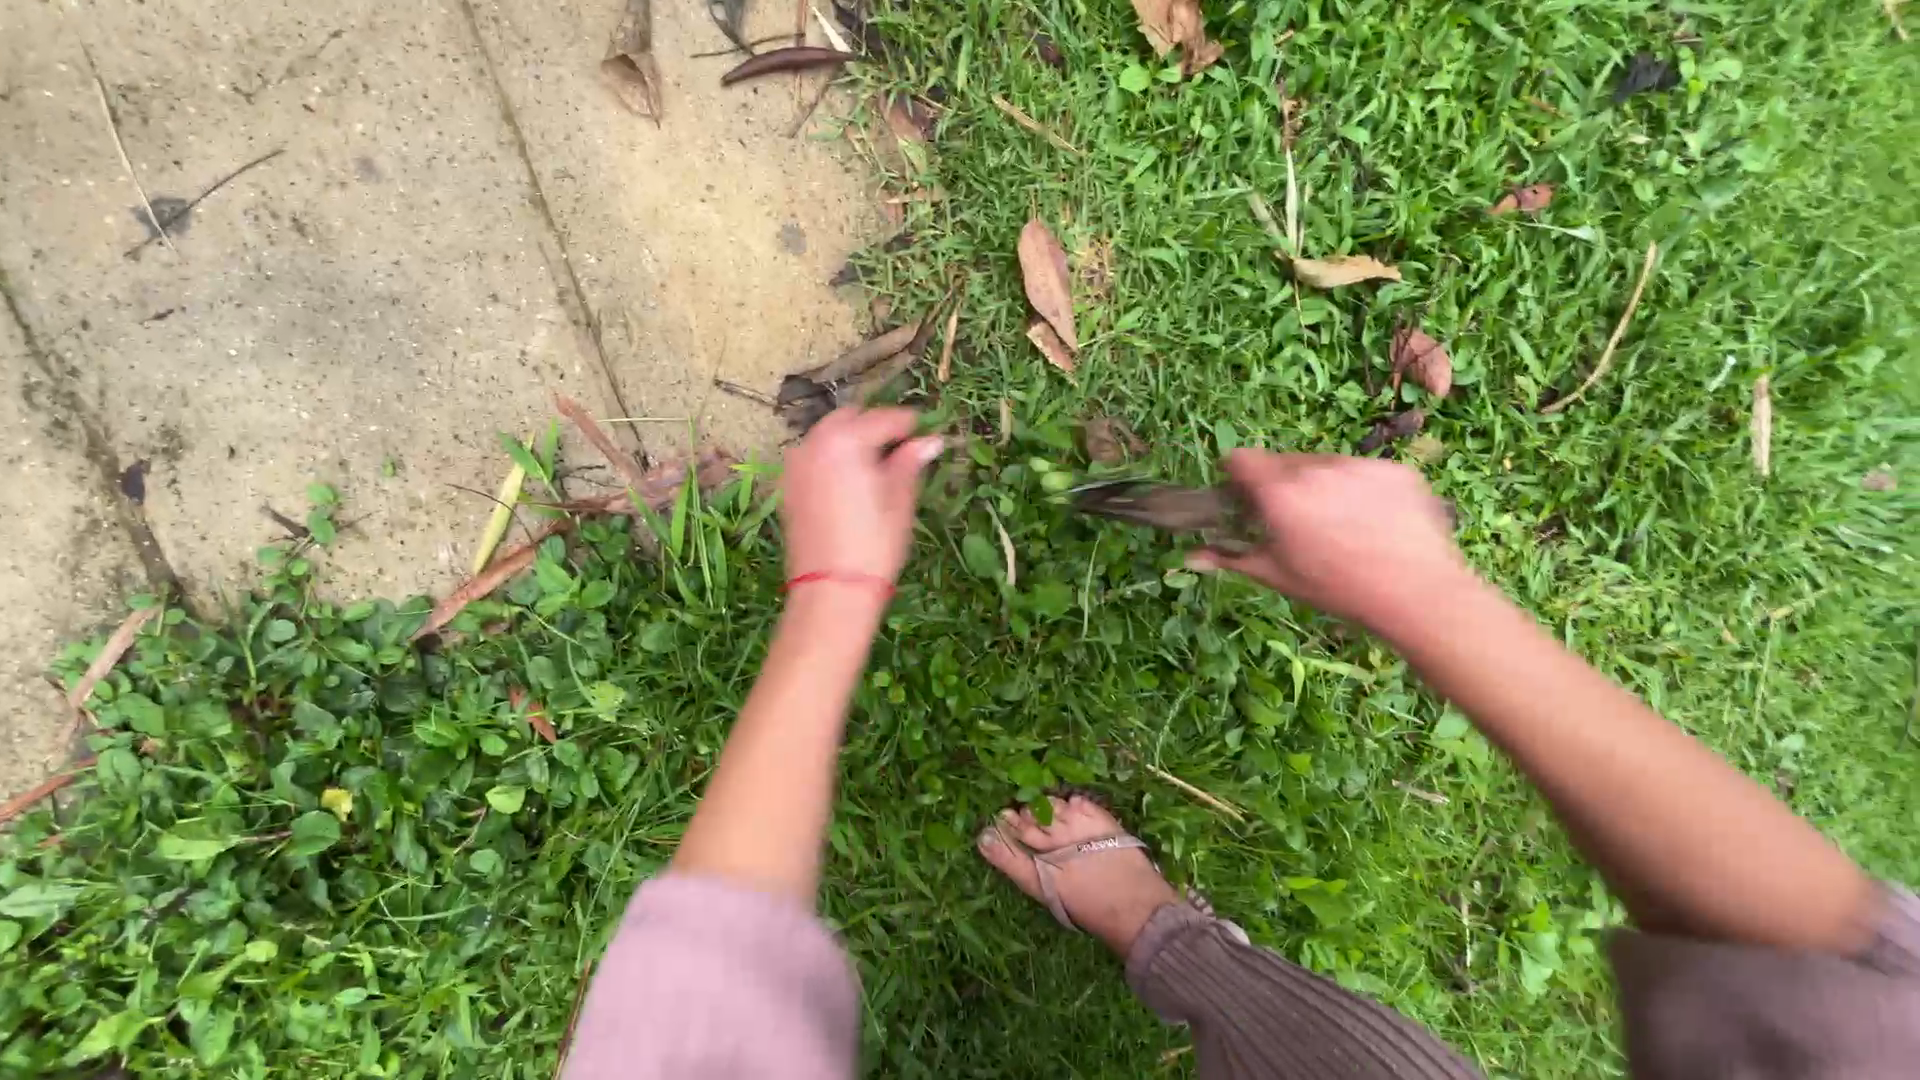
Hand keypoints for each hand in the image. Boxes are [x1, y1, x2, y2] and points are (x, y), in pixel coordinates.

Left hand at [780, 407, 943, 585]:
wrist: (831, 590)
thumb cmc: (873, 545)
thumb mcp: (899, 501)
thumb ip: (910, 462)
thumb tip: (929, 441)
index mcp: (845, 441)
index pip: (882, 418)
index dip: (907, 423)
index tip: (924, 431)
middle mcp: (814, 445)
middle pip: (848, 419)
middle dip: (874, 426)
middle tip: (900, 445)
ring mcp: (796, 465)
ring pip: (827, 437)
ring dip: (851, 440)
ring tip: (877, 463)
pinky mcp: (788, 487)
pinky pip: (813, 457)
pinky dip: (832, 458)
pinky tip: (851, 480)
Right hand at [1188, 450, 1468, 630]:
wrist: (1418, 593)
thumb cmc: (1336, 588)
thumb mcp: (1277, 575)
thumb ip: (1229, 558)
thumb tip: (1189, 558)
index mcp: (1278, 492)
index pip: (1240, 459)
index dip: (1237, 476)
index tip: (1243, 495)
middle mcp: (1314, 468)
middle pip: (1282, 462)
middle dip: (1280, 484)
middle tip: (1293, 519)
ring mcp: (1357, 465)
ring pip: (1323, 465)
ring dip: (1318, 484)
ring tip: (1337, 524)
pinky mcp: (1393, 469)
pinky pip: (1362, 471)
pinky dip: (1358, 488)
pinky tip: (1370, 521)